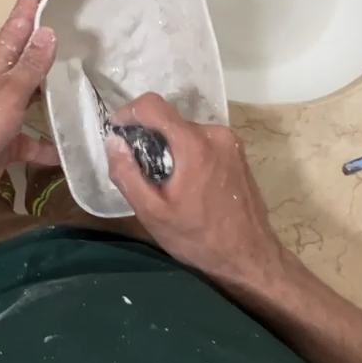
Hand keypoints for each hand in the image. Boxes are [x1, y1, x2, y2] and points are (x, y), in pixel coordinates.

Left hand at [0, 0, 60, 199]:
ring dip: (54, 92)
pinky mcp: (6, 139)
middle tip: (74, 24)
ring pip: (34, 96)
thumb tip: (48, 32)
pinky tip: (69, 151)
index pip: (18, 22)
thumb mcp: (9, 91)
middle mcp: (0, 81)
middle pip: (28, 56)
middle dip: (48, 41)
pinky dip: (49, 145)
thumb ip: (31, 65)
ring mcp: (2, 110)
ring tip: (83, 83)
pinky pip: (33, 139)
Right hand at [104, 94, 290, 292]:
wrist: (248, 257)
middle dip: (150, 140)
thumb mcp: (152, 212)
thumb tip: (112, 142)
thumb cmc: (198, 238)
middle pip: (169, 121)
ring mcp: (230, 142)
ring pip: (185, 132)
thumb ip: (127, 174)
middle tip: (141, 173)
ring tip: (166, 185)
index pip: (152, 105)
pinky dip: (187, 154)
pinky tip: (187, 186)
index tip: (117, 133)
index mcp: (194, 144)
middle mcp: (215, 134)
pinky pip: (202, 142)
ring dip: (169, 149)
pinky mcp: (237, 152)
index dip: (128, 113)